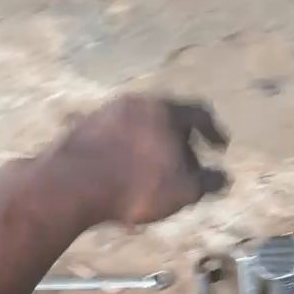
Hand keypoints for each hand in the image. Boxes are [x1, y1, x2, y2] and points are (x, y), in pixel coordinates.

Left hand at [44, 96, 229, 225]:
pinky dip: (127, 152)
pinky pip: (115, 137)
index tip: (219, 147)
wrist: (70, 184)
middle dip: (180, 142)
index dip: (214, 130)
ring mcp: (106, 112)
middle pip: (167, 119)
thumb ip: (208, 182)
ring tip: (153, 174)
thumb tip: (224, 178)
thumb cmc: (136, 185)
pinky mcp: (81, 127)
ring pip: (139, 127)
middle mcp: (137, 102)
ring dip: (151, 147)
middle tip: (186, 166)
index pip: (200, 113)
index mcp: (166, 110)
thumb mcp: (184, 191)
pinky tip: (124, 175)